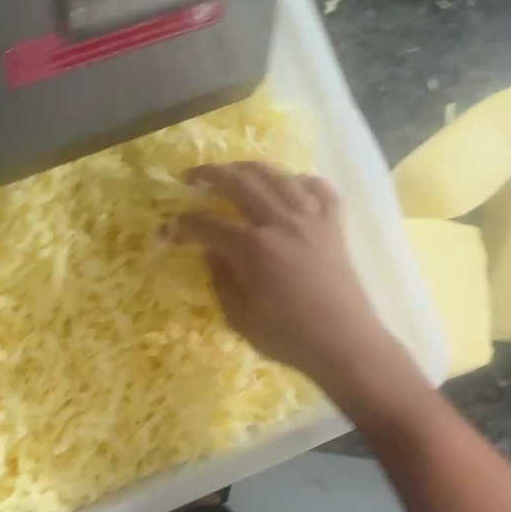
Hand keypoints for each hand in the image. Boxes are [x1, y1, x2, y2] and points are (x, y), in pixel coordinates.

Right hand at [168, 162, 414, 399]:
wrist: (344, 344)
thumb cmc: (288, 337)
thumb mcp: (240, 317)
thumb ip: (220, 279)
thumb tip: (210, 251)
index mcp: (253, 248)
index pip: (208, 225)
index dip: (182, 226)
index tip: (166, 231)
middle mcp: (281, 223)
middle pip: (240, 183)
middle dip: (210, 175)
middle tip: (191, 176)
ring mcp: (311, 220)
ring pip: (278, 177)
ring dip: (251, 167)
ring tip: (234, 170)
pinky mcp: (334, 227)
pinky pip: (320, 190)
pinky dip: (304, 181)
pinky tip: (293, 183)